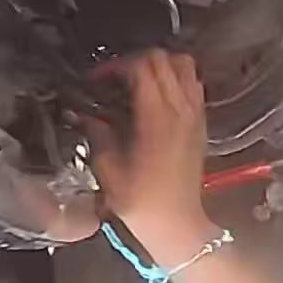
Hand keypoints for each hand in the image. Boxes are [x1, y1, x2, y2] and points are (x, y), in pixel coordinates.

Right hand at [86, 50, 216, 259]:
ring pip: (184, 65)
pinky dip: (176, 79)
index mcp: (156, 117)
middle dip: (135, 60)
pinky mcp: (200, 123)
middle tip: (115, 77)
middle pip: (164, 58)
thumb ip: (96, 132)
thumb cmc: (139, 200)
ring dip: (159, 65)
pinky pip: (193, 84)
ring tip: (138, 80)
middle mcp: (180, 109)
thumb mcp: (108, 168)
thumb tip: (81, 113)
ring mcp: (194, 114)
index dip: (116, 66)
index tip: (99, 80)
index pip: (142, 66)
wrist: (176, 224)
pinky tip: (157, 95)